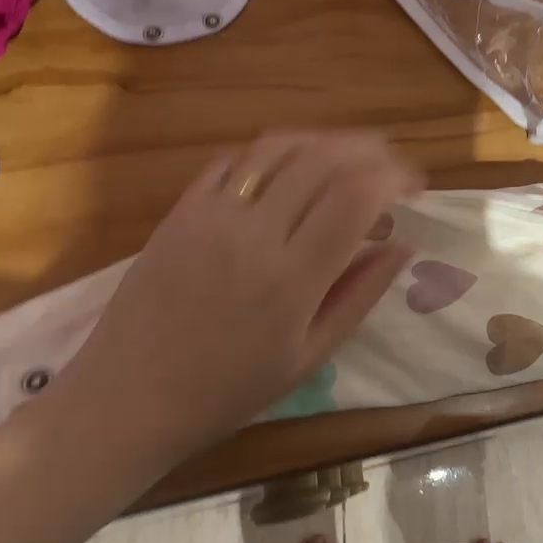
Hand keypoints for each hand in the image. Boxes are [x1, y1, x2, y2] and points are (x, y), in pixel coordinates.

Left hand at [56, 131, 421, 458]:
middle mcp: (254, 235)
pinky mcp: (180, 212)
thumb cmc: (228, 389)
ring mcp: (211, 217)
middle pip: (324, 160)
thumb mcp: (311, 356)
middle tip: (393, 163)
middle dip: (371, 151)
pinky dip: (274, 151)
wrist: (125, 402)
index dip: (396, 178)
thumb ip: (362, 295)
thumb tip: (406, 245)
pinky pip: (233, 160)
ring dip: (326, 140)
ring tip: (351, 153)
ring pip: (280, 148)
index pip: (356, 197)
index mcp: (292, 278)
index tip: (417, 186)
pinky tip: (293, 165)